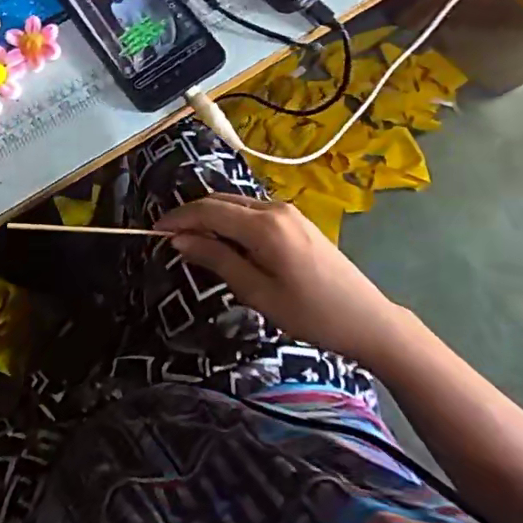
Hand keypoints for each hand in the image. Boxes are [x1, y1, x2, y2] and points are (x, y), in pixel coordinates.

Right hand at [157, 193, 403, 361]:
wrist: (368, 320)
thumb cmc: (311, 315)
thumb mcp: (258, 293)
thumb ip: (217, 261)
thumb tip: (180, 241)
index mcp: (264, 225)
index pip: (208, 211)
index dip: (179, 219)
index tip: (154, 232)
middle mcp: (274, 208)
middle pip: (221, 202)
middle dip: (192, 216)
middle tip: (169, 239)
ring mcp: (287, 211)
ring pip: (236, 205)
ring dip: (211, 218)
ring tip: (192, 244)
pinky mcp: (295, 220)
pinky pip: (252, 212)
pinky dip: (231, 222)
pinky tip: (225, 244)